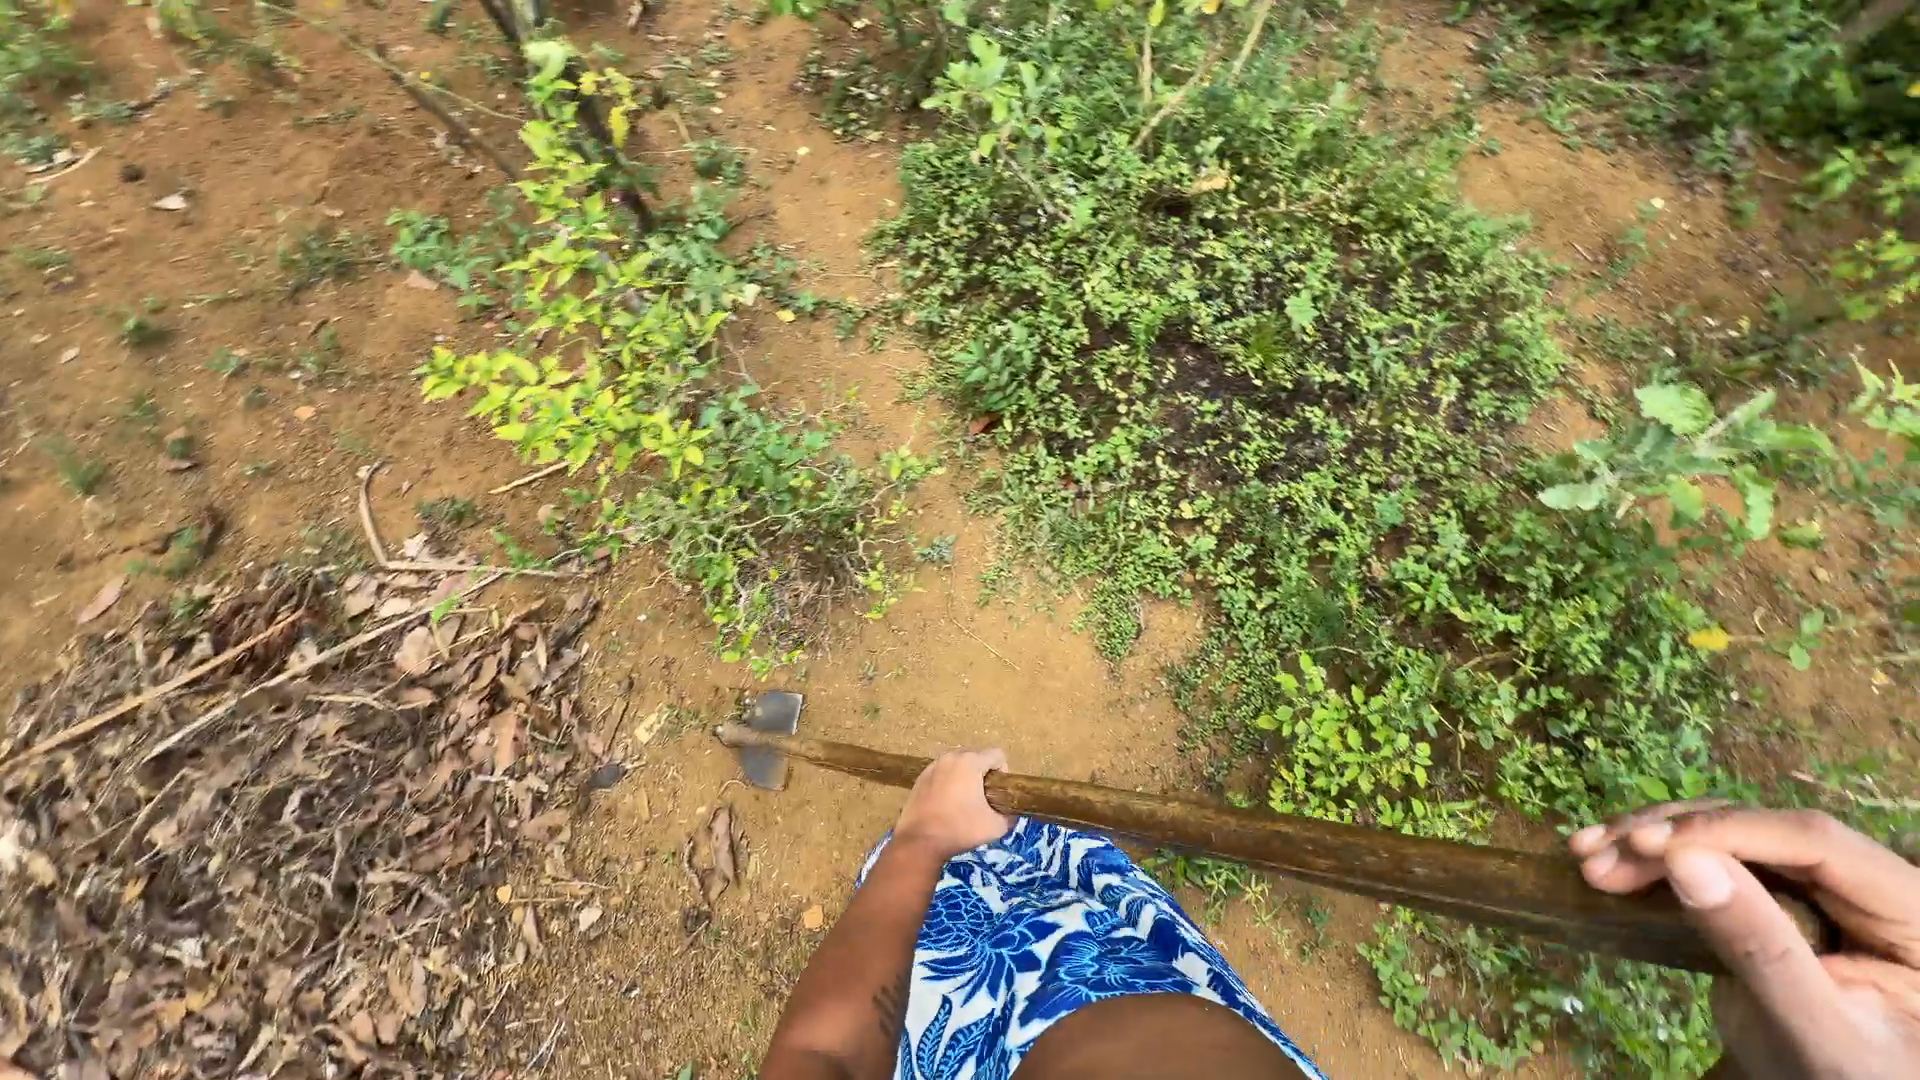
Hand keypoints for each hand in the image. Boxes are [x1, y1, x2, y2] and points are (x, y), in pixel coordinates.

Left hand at [892, 749, 1011, 860]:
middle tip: (982, 799)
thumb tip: (1012, 814)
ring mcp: (933, 765)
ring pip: (958, 765)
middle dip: (983, 774)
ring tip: (964, 802)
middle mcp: (951, 757)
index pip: (997, 755)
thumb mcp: (996, 826)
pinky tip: (946, 804)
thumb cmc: (960, 829)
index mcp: (970, 762)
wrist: (920, 841)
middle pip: (977, 757)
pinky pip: (943, 773)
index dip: (1003, 773)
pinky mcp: (920, 777)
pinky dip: (949, 783)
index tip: (998, 794)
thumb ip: (1010, 816)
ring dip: (965, 778)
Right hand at [1570, 803, 1919, 1078]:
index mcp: (1916, 916)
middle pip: (1757, 828)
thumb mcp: (1814, 1032)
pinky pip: (1701, 854)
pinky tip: (1598, 856)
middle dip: (1668, 834)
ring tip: (1585, 856)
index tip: (1643, 844)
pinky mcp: (1764, 890)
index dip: (1727, 831)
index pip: (1817, 843)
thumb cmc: (1837, 1079)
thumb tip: (1682, 860)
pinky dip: (1644, 853)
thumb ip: (1762, 950)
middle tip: (1596, 854)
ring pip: (1719, 831)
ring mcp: (1812, 885)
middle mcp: (1867, 885)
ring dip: (1644, 839)